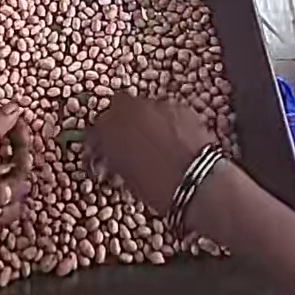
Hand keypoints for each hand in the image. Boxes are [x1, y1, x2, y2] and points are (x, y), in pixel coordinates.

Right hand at [85, 95, 216, 215]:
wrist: (198, 182)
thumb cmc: (159, 189)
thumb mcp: (128, 179)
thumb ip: (116, 161)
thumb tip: (112, 161)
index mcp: (110, 130)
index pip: (95, 130)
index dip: (99, 142)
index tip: (103, 154)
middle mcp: (129, 110)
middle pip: (118, 106)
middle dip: (120, 120)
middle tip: (127, 140)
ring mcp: (156, 105)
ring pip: (144, 106)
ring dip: (145, 119)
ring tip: (155, 140)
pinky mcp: (179, 106)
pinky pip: (167, 110)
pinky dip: (166, 121)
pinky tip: (174, 138)